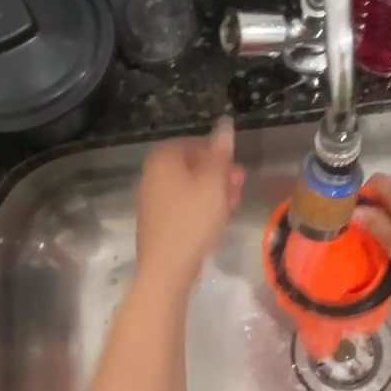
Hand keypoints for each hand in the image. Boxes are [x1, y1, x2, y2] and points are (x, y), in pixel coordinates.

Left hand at [135, 118, 244, 280]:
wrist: (166, 268)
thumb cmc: (193, 219)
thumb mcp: (214, 182)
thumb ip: (221, 151)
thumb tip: (225, 122)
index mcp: (162, 159)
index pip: (193, 143)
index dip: (217, 152)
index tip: (235, 167)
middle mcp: (151, 175)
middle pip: (190, 165)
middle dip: (217, 173)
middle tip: (239, 184)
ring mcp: (150, 199)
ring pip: (187, 187)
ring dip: (212, 190)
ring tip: (232, 202)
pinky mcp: (155, 221)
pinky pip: (181, 205)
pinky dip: (199, 206)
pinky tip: (216, 219)